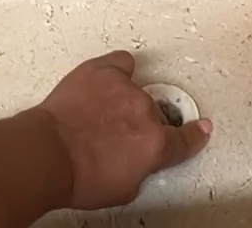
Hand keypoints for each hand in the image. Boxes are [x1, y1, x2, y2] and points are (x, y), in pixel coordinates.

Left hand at [28, 50, 212, 209]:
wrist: (49, 153)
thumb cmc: (80, 175)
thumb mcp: (124, 188)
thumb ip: (143, 166)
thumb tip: (140, 156)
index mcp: (155, 144)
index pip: (184, 140)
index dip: (195, 136)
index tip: (202, 129)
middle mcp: (145, 111)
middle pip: (154, 114)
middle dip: (140, 125)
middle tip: (115, 136)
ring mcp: (124, 87)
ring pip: (135, 90)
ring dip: (123, 101)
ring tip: (98, 114)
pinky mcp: (102, 70)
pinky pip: (120, 62)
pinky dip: (118, 70)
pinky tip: (109, 78)